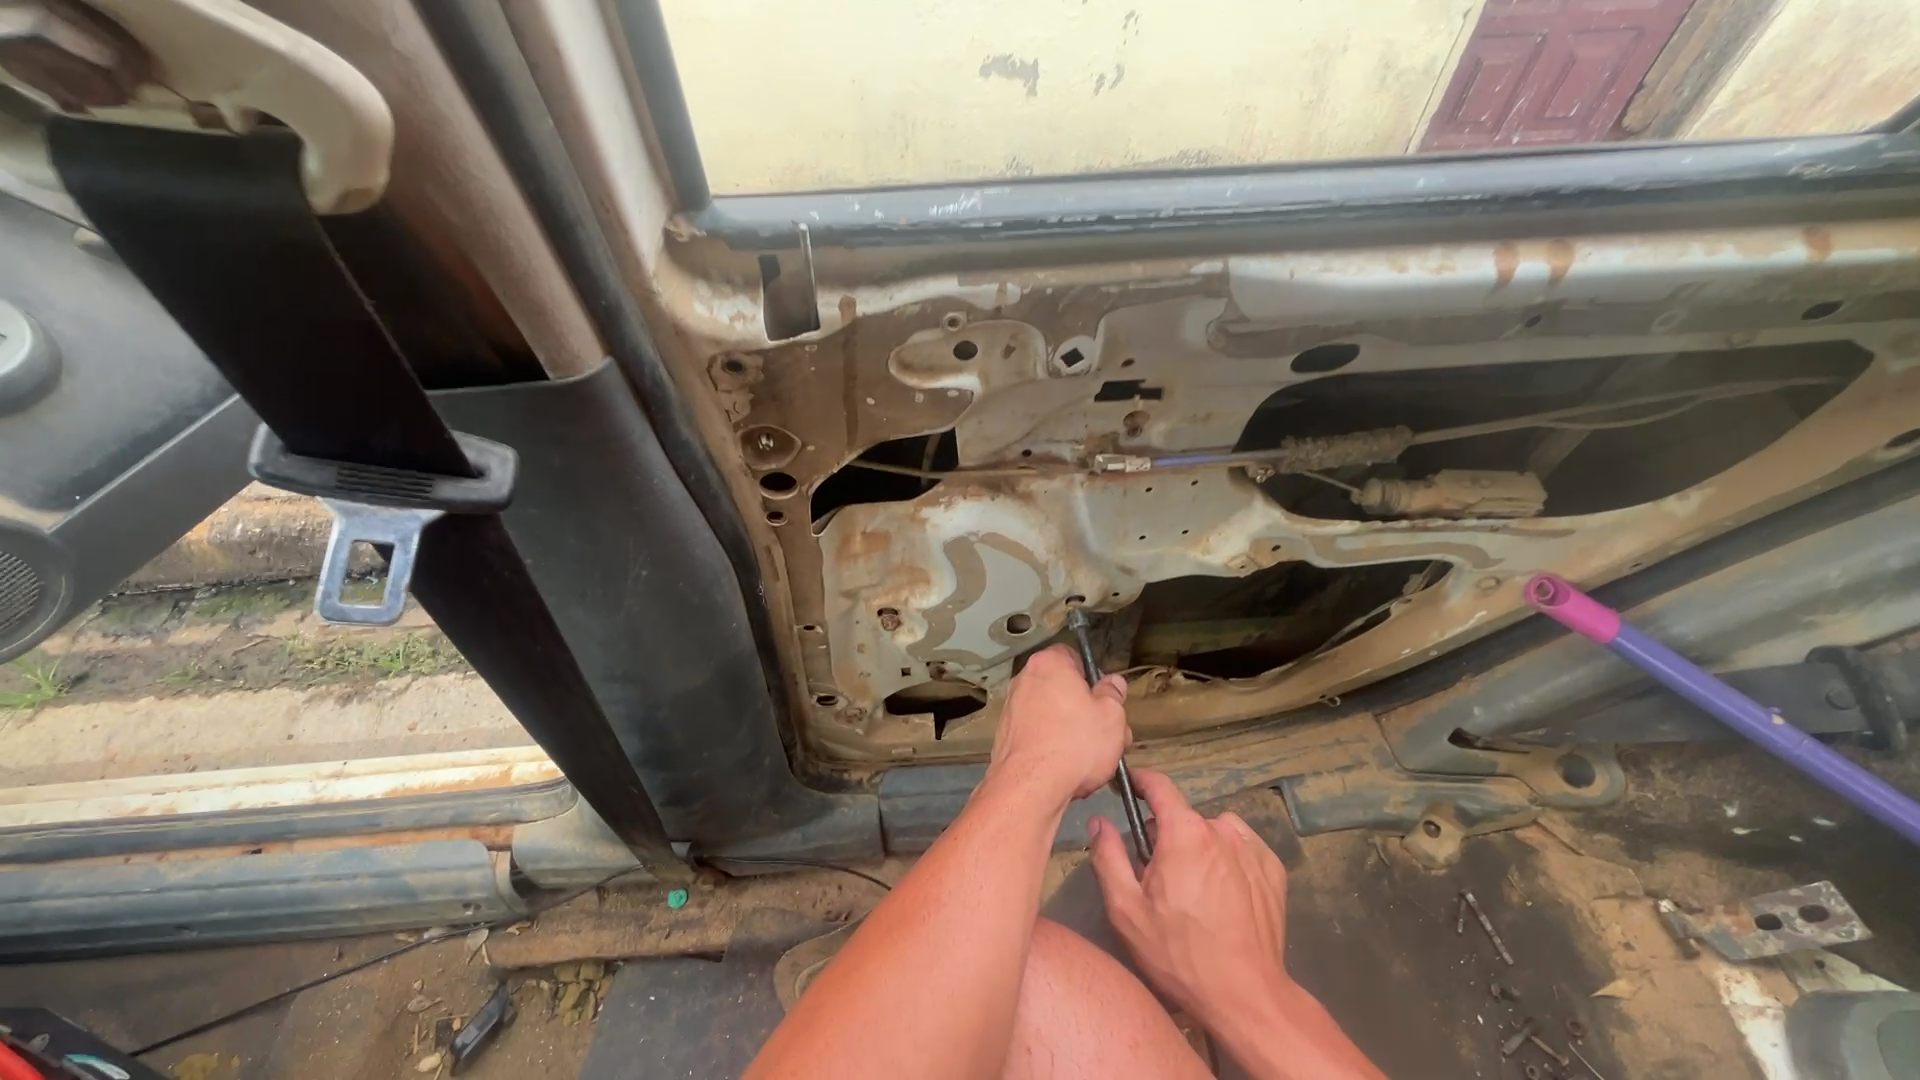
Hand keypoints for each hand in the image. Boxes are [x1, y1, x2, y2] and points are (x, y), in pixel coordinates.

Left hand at [986, 644, 1129, 805]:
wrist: (1030, 787)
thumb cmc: (1072, 745)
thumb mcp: (1111, 716)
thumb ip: (1113, 694)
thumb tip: (1113, 683)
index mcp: (1049, 664)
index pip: (1073, 655)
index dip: (1092, 677)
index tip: (1105, 698)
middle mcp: (1025, 680)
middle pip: (1062, 687)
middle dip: (1085, 708)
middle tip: (1105, 732)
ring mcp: (1012, 709)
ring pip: (1052, 713)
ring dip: (1071, 730)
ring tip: (1089, 757)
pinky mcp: (1007, 736)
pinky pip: (1038, 733)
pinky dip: (1052, 745)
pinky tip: (1067, 766)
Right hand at [1087, 769, 1292, 1028]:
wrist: (1246, 996)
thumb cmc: (1179, 954)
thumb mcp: (1126, 909)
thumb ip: (1108, 856)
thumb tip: (1099, 821)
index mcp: (1184, 833)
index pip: (1159, 786)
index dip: (1140, 782)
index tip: (1128, 787)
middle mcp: (1221, 830)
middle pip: (1183, 817)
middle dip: (1166, 837)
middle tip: (1158, 878)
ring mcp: (1252, 848)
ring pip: (1213, 832)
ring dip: (1198, 848)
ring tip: (1193, 892)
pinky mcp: (1273, 869)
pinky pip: (1241, 849)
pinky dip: (1227, 861)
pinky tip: (1222, 897)